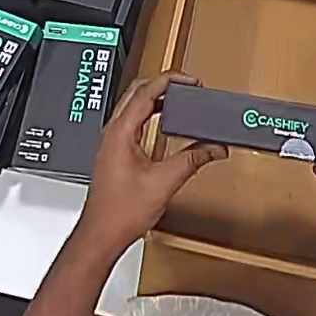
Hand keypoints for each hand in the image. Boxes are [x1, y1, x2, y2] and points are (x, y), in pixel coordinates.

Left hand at [74, 73, 226, 256]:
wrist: (101, 235)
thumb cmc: (119, 213)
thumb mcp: (165, 182)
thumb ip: (193, 160)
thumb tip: (214, 148)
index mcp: (120, 133)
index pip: (145, 92)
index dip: (169, 81)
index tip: (189, 80)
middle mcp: (112, 133)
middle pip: (136, 92)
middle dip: (163, 84)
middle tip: (186, 85)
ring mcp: (111, 142)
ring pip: (132, 105)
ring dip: (156, 98)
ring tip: (180, 98)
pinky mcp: (115, 151)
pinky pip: (132, 121)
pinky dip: (151, 113)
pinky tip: (165, 122)